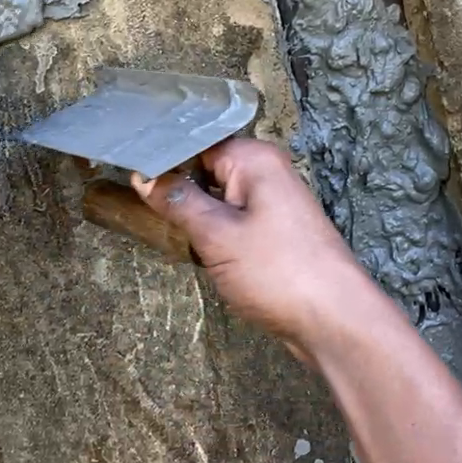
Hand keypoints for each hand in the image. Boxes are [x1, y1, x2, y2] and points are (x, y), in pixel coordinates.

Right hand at [132, 139, 379, 358]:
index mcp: (255, 158)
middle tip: (132, 199)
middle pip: (207, 169)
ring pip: (218, 199)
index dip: (163, 156)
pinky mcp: (275, 233)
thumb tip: (143, 175)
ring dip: (195, 216)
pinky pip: (233, 221)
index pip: (197, 142)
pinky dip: (214, 234)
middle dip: (177, 189)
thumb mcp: (216, 235)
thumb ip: (178, 201)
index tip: (126, 167)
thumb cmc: (276, 270)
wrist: (335, 321)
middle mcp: (267, 172)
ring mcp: (273, 203)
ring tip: (157, 224)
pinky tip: (194, 249)